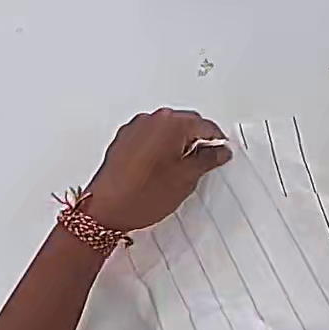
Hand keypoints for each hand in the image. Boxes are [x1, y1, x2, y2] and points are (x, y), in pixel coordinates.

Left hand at [83, 108, 230, 231]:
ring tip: (181, 170)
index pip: (206, 125)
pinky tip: (161, 169)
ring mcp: (135, 129)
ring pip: (167, 130)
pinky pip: (150, 137)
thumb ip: (208, 159)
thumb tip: (220, 151)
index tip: (222, 152)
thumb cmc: (141, 194)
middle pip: (186, 123)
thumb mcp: (186, 178)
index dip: (218, 140)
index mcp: (171, 124)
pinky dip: (160, 147)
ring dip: (178, 143)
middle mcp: (152, 120)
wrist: (106, 209)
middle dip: (198, 140)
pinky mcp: (124, 140)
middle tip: (205, 162)